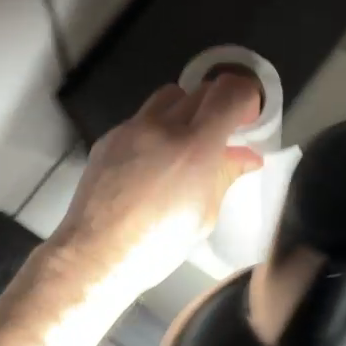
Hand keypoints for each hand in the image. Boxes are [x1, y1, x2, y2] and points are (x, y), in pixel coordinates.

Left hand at [47, 75, 263, 300]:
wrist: (96, 254)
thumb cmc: (157, 247)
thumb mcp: (203, 217)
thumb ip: (224, 177)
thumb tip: (245, 157)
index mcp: (195, 149)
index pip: (229, 93)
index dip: (247, 98)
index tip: (249, 118)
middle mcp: (163, 127)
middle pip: (201, 90)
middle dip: (219, 106)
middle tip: (223, 133)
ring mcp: (132, 128)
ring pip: (169, 96)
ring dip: (187, 110)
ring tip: (187, 144)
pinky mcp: (110, 138)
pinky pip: (142, 118)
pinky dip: (157, 129)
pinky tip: (155, 162)